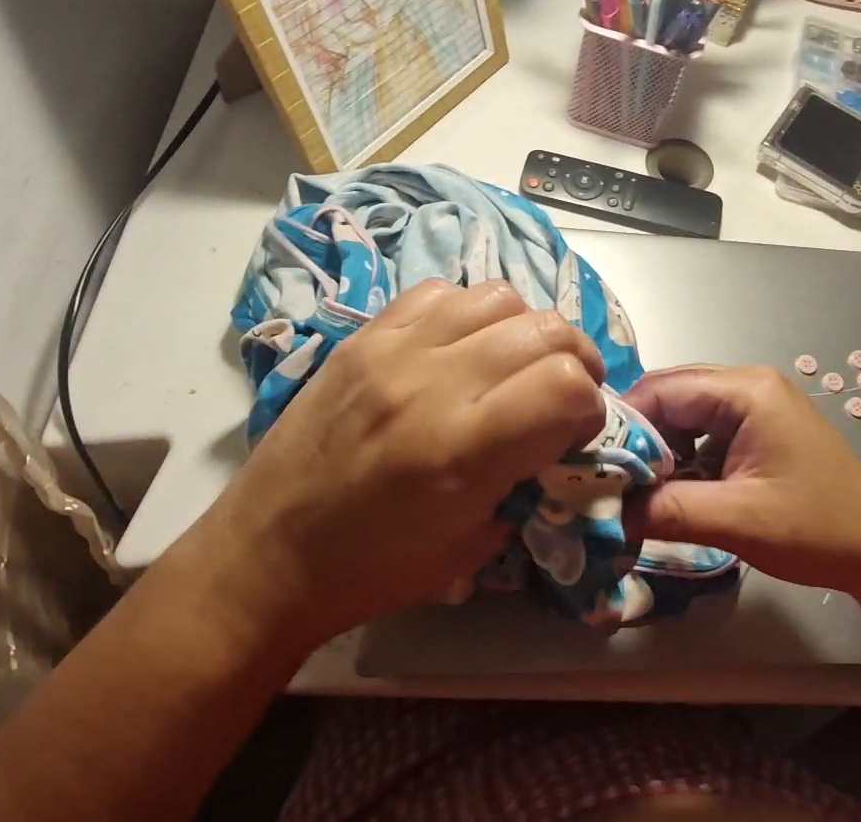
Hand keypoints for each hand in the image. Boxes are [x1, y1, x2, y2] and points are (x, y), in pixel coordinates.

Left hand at [196, 278, 605, 642]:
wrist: (268, 555)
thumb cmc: (375, 569)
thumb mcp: (475, 546)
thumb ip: (532, 481)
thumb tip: (565, 436)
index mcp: (462, 450)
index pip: (567, 385)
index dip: (592, 406)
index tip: (579, 430)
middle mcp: (431, 384)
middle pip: (545, 329)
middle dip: (575, 362)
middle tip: (564, 395)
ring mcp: (392, 350)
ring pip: (499, 296)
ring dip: (528, 330)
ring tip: (517, 364)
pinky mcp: (362, 336)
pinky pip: (439, 292)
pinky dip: (470, 313)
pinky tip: (464, 348)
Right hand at [623, 365, 860, 596]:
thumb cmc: (815, 528)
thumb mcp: (736, 520)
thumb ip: (667, 511)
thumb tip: (607, 511)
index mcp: (747, 391)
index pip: (663, 389)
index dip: (622, 423)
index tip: (590, 461)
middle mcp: (749, 385)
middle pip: (672, 397)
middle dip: (638, 437)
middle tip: (605, 477)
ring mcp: (757, 406)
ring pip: (686, 416)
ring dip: (660, 450)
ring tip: (634, 488)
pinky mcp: (760, 430)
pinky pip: (705, 432)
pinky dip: (683, 458)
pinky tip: (671, 490)